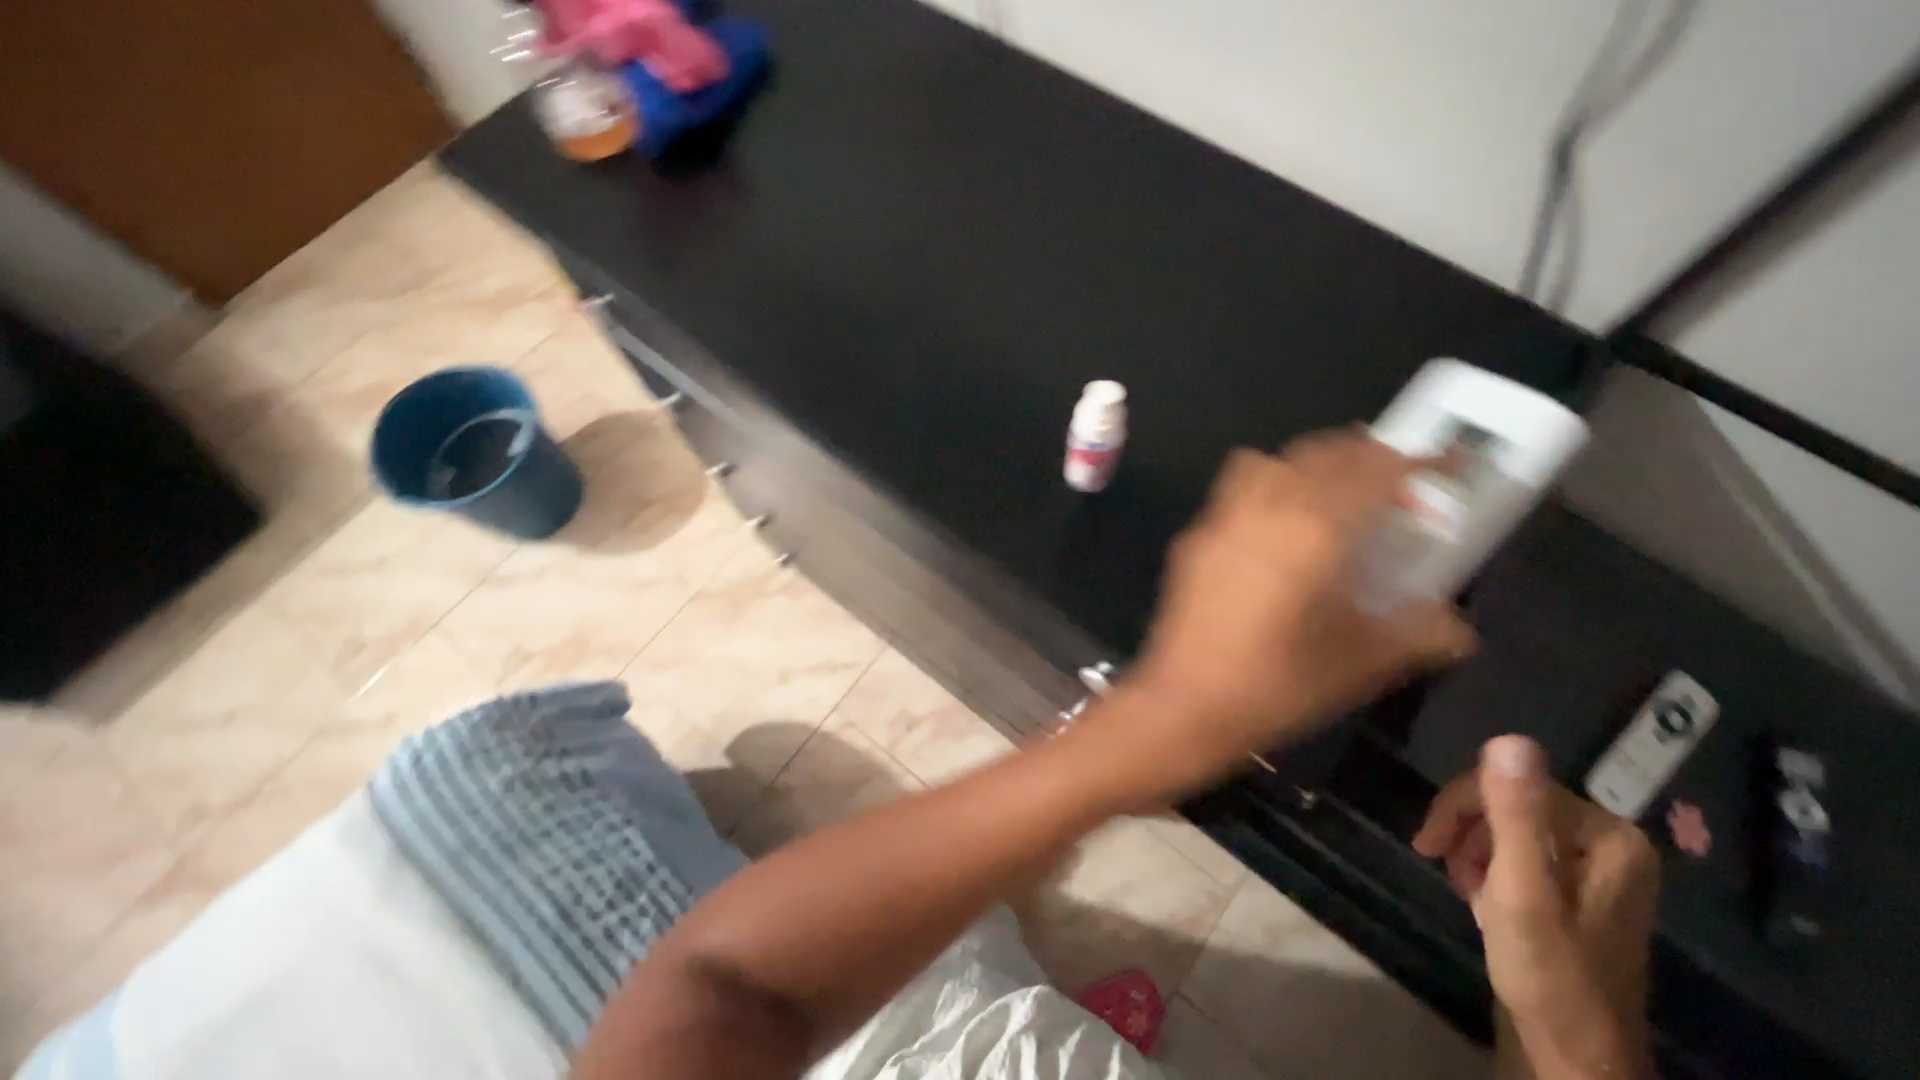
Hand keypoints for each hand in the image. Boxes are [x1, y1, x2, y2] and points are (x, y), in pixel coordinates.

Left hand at [1094, 431, 1475, 800]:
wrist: (1183, 705)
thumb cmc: (1277, 685)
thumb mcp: (1359, 665)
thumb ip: (1416, 635)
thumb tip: (1458, 629)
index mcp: (1317, 530)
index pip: (1376, 470)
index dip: (1420, 461)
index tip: (1448, 465)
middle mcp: (1267, 509)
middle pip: (1322, 453)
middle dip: (1365, 455)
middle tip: (1396, 480)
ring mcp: (1222, 520)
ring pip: (1272, 460)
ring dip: (1310, 463)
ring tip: (1334, 494)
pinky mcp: (1193, 539)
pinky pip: (1235, 490)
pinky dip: (1267, 487)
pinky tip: (1275, 530)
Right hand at [1413, 736, 1658, 1079]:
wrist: (1576, 1056)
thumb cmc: (1548, 974)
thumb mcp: (1522, 891)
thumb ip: (1515, 815)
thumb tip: (1509, 738)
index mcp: (1608, 836)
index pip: (1516, 784)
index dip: (1462, 806)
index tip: (1425, 844)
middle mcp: (1612, 844)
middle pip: (1516, 804)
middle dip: (1468, 831)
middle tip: (1438, 864)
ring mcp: (1599, 871)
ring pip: (1514, 830)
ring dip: (1475, 852)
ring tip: (1463, 889)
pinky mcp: (1581, 896)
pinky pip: (1525, 858)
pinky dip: (1492, 872)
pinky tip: (1481, 900)